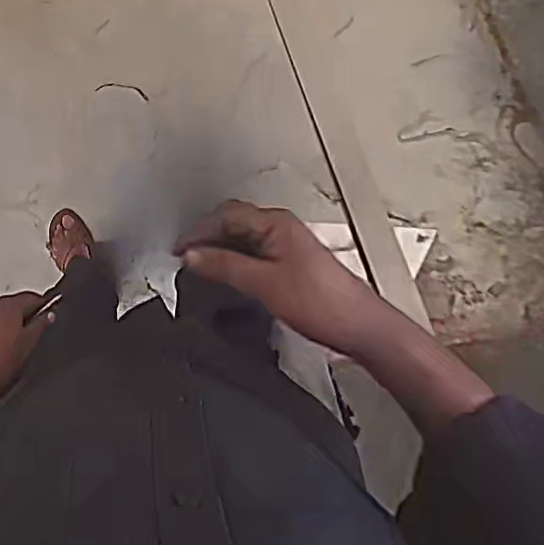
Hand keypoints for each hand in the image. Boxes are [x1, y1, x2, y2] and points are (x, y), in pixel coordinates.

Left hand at [0, 291, 53, 421]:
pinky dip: (2, 332)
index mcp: (8, 306)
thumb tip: (49, 315)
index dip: (45, 306)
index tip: (51, 316)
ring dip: (15, 325)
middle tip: (39, 333)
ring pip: (5, 315)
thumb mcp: (27, 347)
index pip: (33, 297)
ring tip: (21, 346)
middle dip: (29, 316)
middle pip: (18, 303)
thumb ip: (40, 326)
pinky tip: (5, 351)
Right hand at [174, 200, 405, 357]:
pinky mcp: (291, 262)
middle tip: (186, 254)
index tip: (180, 249)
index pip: (225, 215)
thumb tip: (194, 256)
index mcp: (276, 223)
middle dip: (206, 236)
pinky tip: (227, 275)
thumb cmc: (326, 304)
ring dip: (219, 248)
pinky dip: (234, 260)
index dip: (198, 231)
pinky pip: (253, 252)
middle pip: (232, 221)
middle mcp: (282, 228)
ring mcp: (287, 244)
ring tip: (201, 266)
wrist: (363, 329)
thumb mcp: (264, 284)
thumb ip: (224, 266)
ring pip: (242, 237)